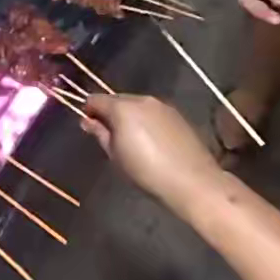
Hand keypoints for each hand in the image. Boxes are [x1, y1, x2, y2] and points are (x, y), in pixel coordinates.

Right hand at [81, 95, 228, 209]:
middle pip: (117, 99)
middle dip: (109, 112)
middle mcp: (141, 99)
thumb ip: (100, 133)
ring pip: (136, 104)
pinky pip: (152, 111)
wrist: (191, 180)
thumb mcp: (116, 156)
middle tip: (109, 136)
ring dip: (128, 116)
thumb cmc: (146, 171)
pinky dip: (146, 120)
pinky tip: (151, 140)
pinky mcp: (176, 113)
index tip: (89, 126)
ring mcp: (161, 104)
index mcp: (122, 107)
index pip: (96, 99)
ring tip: (131, 140)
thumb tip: (88, 121)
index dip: (88, 110)